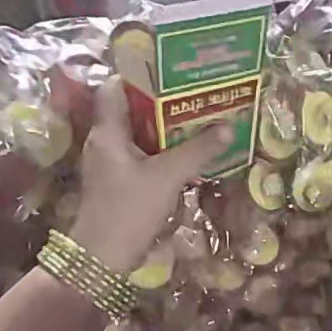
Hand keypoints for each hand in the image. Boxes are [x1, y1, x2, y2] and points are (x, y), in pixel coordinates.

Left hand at [68, 76, 230, 271]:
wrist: (103, 258)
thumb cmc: (129, 209)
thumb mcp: (168, 177)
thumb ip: (197, 151)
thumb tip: (229, 126)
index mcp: (107, 132)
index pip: (114, 88)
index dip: (138, 76)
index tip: (170, 73)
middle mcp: (103, 143)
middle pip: (129, 112)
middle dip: (160, 104)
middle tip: (193, 97)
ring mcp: (108, 166)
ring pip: (136, 137)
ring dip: (162, 131)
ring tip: (194, 122)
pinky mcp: (116, 185)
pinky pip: (139, 159)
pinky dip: (159, 154)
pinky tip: (182, 157)